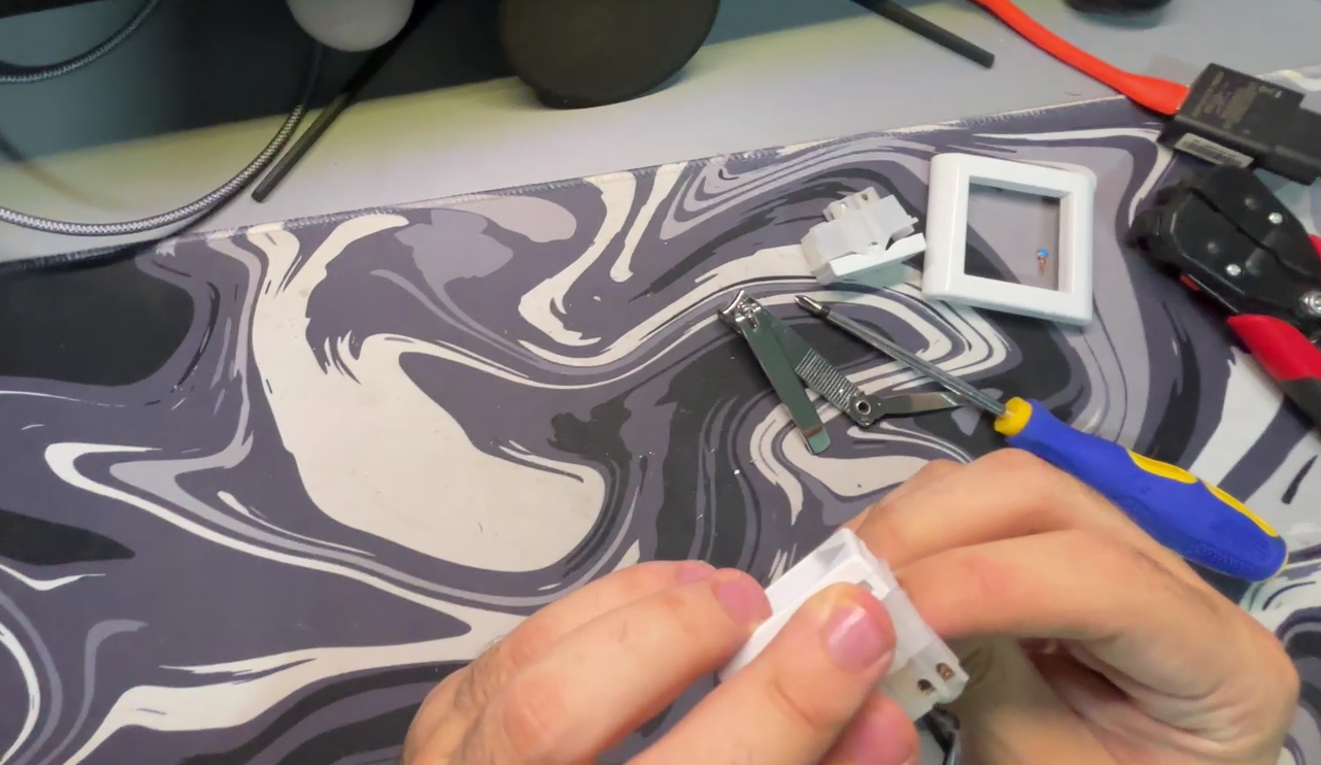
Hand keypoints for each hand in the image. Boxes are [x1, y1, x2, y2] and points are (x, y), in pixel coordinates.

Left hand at [402, 560, 920, 764]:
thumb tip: (877, 713)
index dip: (781, 705)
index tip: (853, 627)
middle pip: (560, 716)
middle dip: (674, 642)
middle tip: (760, 604)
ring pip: (526, 669)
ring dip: (632, 611)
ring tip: (718, 590)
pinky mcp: (443, 729)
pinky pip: (511, 648)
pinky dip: (591, 607)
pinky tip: (654, 596)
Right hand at [852, 449, 1299, 764]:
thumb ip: (983, 684)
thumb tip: (885, 607)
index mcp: (1219, 659)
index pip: (1097, 574)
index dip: (978, 580)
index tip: (883, 616)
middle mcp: (1170, 575)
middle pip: (1037, 493)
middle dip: (928, 527)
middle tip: (853, 583)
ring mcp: (1107, 545)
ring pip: (991, 481)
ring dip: (909, 521)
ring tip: (855, 580)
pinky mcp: (1048, 543)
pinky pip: (967, 500)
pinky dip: (909, 526)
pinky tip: (878, 571)